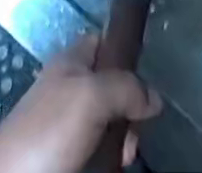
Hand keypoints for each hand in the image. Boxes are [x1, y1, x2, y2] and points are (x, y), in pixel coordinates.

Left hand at [0, 35, 161, 172]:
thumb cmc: (47, 132)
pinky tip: (112, 166)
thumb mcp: (91, 94)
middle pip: (112, 87)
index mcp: (70, 63)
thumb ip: (126, 87)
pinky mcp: (65, 159)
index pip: (104, 40)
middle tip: (133, 129)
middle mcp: (68, 90)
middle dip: (130, 106)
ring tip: (123, 156)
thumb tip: (153, 99)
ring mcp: (65, 127)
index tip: (145, 71)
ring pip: (108, 124)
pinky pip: (97, 151)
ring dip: (122, 139)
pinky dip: (108, 158)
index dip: (125, 51)